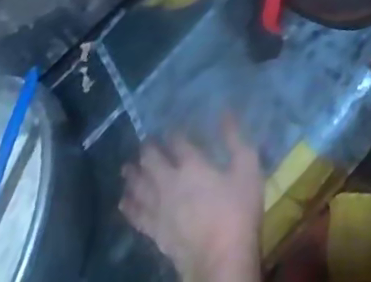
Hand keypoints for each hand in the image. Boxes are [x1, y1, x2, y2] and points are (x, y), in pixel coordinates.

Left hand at [120, 117, 262, 281]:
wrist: (222, 257)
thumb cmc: (238, 208)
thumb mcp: (247, 167)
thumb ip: (235, 139)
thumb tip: (226, 113)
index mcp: (193, 165)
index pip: (179, 143)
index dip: (174, 133)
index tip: (171, 126)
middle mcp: (170, 183)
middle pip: (153, 163)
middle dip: (148, 150)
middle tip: (144, 143)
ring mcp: (160, 209)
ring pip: (140, 188)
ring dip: (132, 175)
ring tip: (126, 168)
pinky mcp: (156, 231)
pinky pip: (137, 216)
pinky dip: (129, 206)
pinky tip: (124, 201)